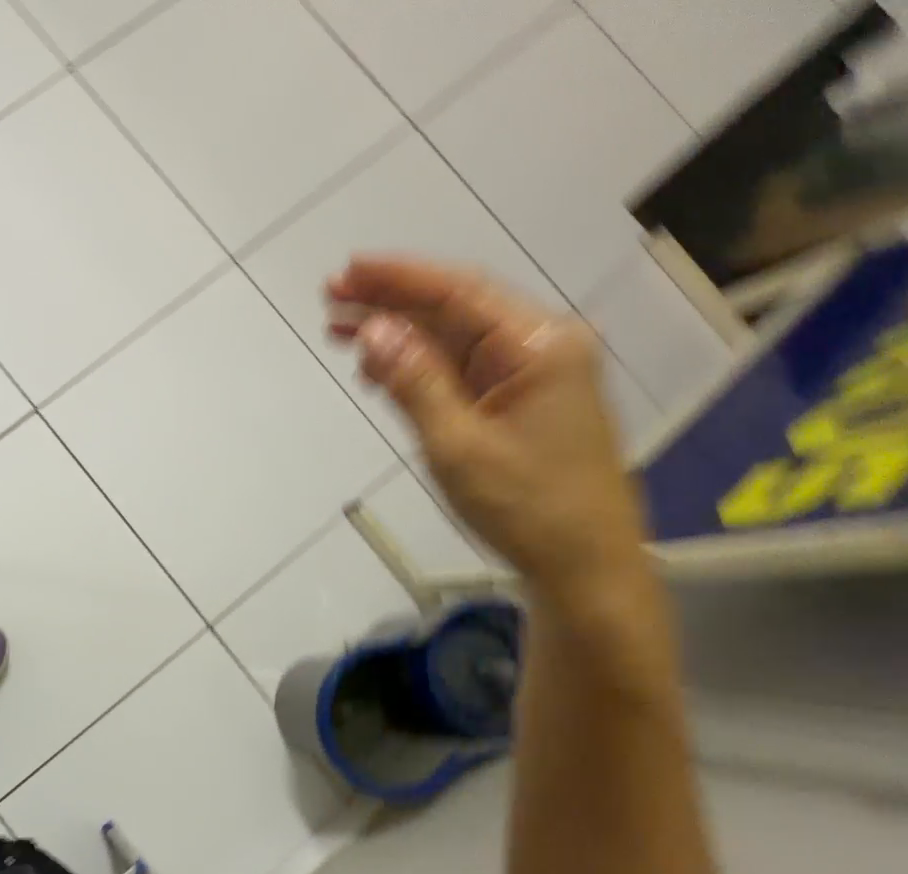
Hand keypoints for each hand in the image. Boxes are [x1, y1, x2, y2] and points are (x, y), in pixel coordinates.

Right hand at [328, 256, 647, 588]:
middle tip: (330, 297)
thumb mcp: (457, 444)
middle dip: (391, 301)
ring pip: (452, 338)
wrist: (583, 563)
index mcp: (538, 345)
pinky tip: (378, 369)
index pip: (459, 292)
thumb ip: (414, 381)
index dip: (399, 277)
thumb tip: (372, 329)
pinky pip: (460, 368)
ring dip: (397, 333)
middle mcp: (539, 346)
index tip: (348, 270)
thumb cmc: (524, 504)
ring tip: (339, 330)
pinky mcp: (518, 401)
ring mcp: (530, 374)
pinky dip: (417, 365)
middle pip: (454, 309)